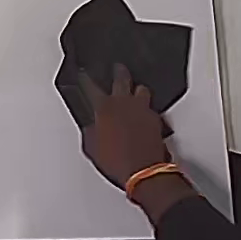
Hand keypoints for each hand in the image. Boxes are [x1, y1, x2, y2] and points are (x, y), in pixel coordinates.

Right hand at [78, 64, 171, 188]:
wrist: (143, 172)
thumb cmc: (117, 161)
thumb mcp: (92, 148)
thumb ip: (91, 131)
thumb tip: (91, 128)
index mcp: (105, 108)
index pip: (91, 86)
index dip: (86, 78)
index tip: (84, 74)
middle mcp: (125, 103)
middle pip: (122, 77)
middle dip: (117, 70)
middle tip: (116, 68)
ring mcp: (143, 109)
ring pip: (141, 88)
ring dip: (136, 90)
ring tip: (133, 92)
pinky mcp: (156, 118)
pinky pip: (151, 107)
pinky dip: (146, 109)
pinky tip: (143, 113)